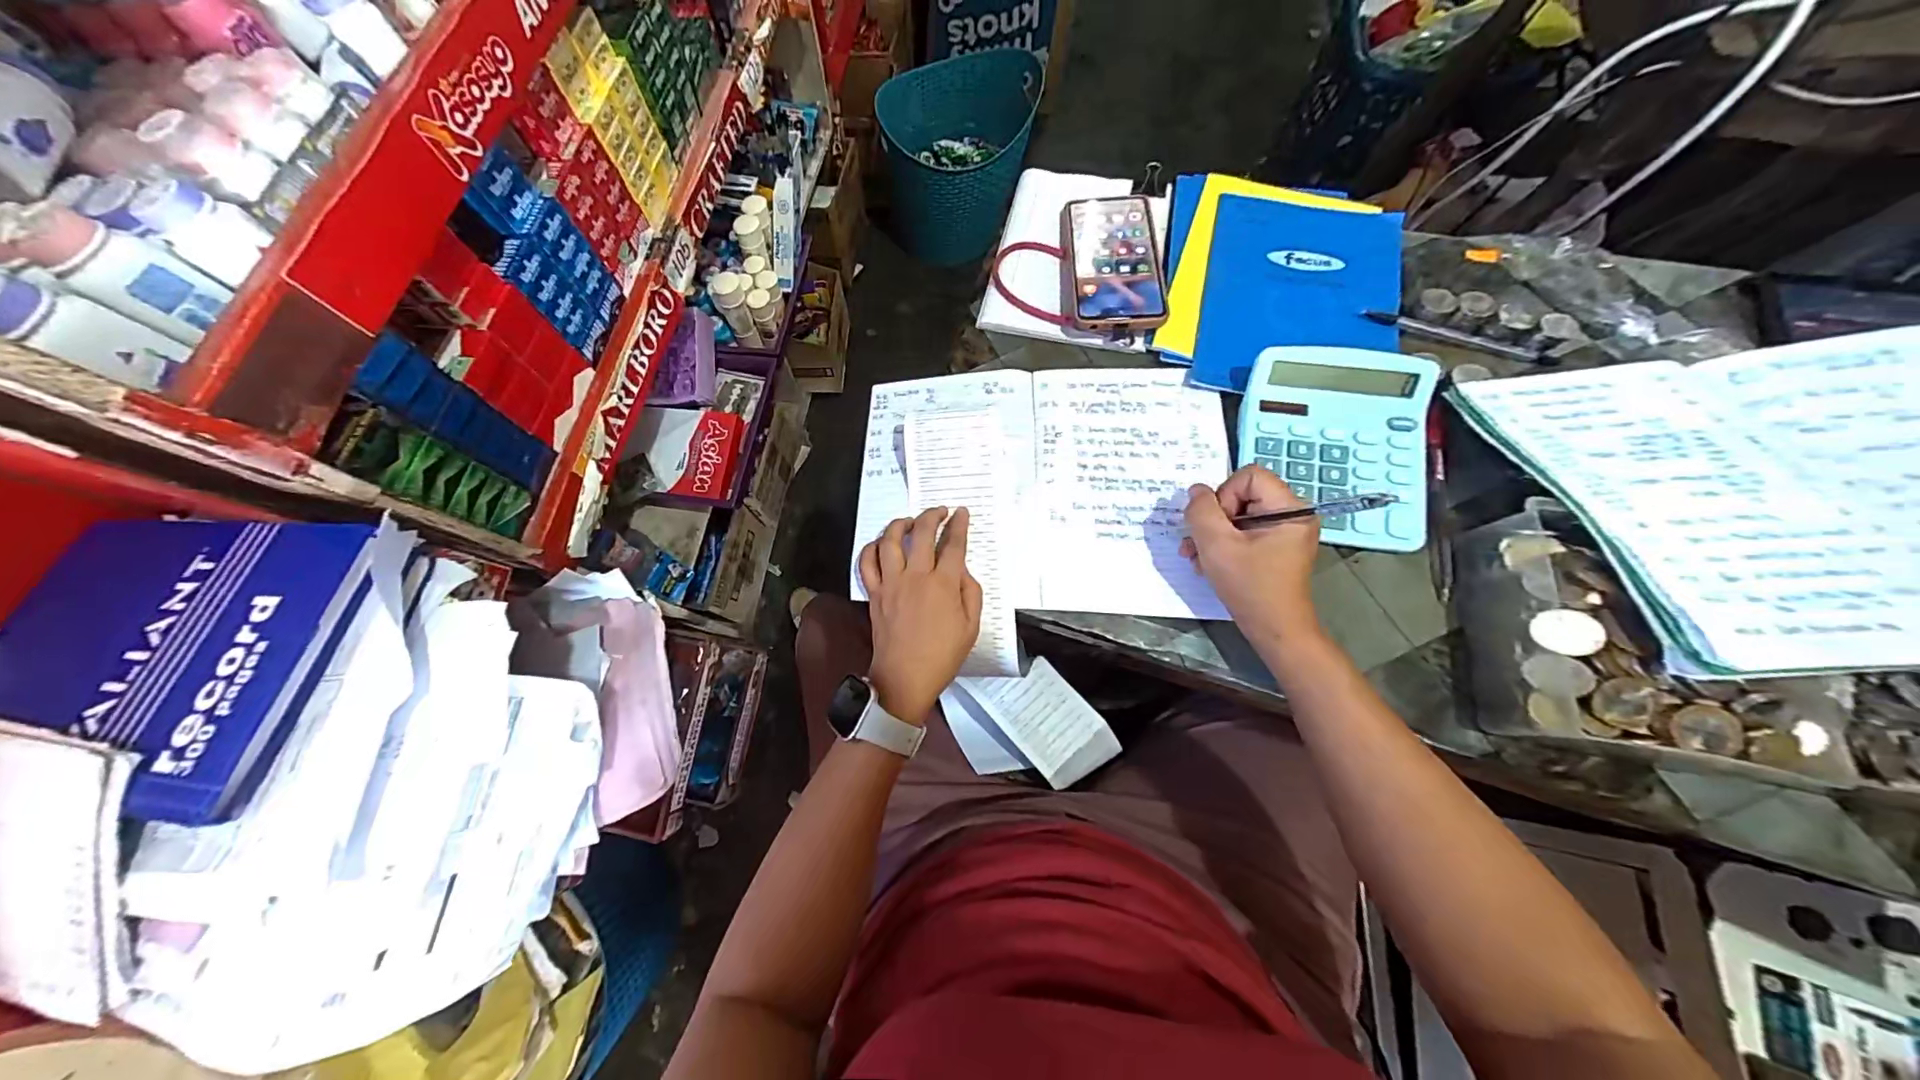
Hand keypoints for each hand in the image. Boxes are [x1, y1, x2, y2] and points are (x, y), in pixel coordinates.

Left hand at [858, 507, 982, 723]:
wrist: (905, 678)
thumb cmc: (940, 657)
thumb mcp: (971, 627)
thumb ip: (970, 592)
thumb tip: (962, 571)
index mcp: (943, 585)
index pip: (953, 544)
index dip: (959, 524)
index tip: (961, 514)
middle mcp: (915, 578)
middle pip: (922, 532)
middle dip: (932, 515)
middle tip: (939, 511)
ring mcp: (891, 584)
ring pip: (890, 540)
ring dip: (900, 524)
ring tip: (909, 521)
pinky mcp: (875, 594)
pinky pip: (867, 562)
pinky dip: (872, 548)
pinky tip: (881, 544)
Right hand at [1181, 465, 1323, 644]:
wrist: (1274, 629)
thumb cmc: (1250, 586)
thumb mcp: (1216, 545)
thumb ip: (1201, 511)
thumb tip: (1196, 491)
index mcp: (1289, 509)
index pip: (1248, 476)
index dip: (1224, 495)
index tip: (1217, 526)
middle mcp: (1292, 515)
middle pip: (1241, 495)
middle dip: (1214, 519)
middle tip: (1198, 544)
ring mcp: (1284, 533)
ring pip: (1238, 515)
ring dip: (1212, 534)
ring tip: (1196, 556)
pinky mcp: (1275, 548)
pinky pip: (1244, 532)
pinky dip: (1224, 544)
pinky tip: (1208, 563)